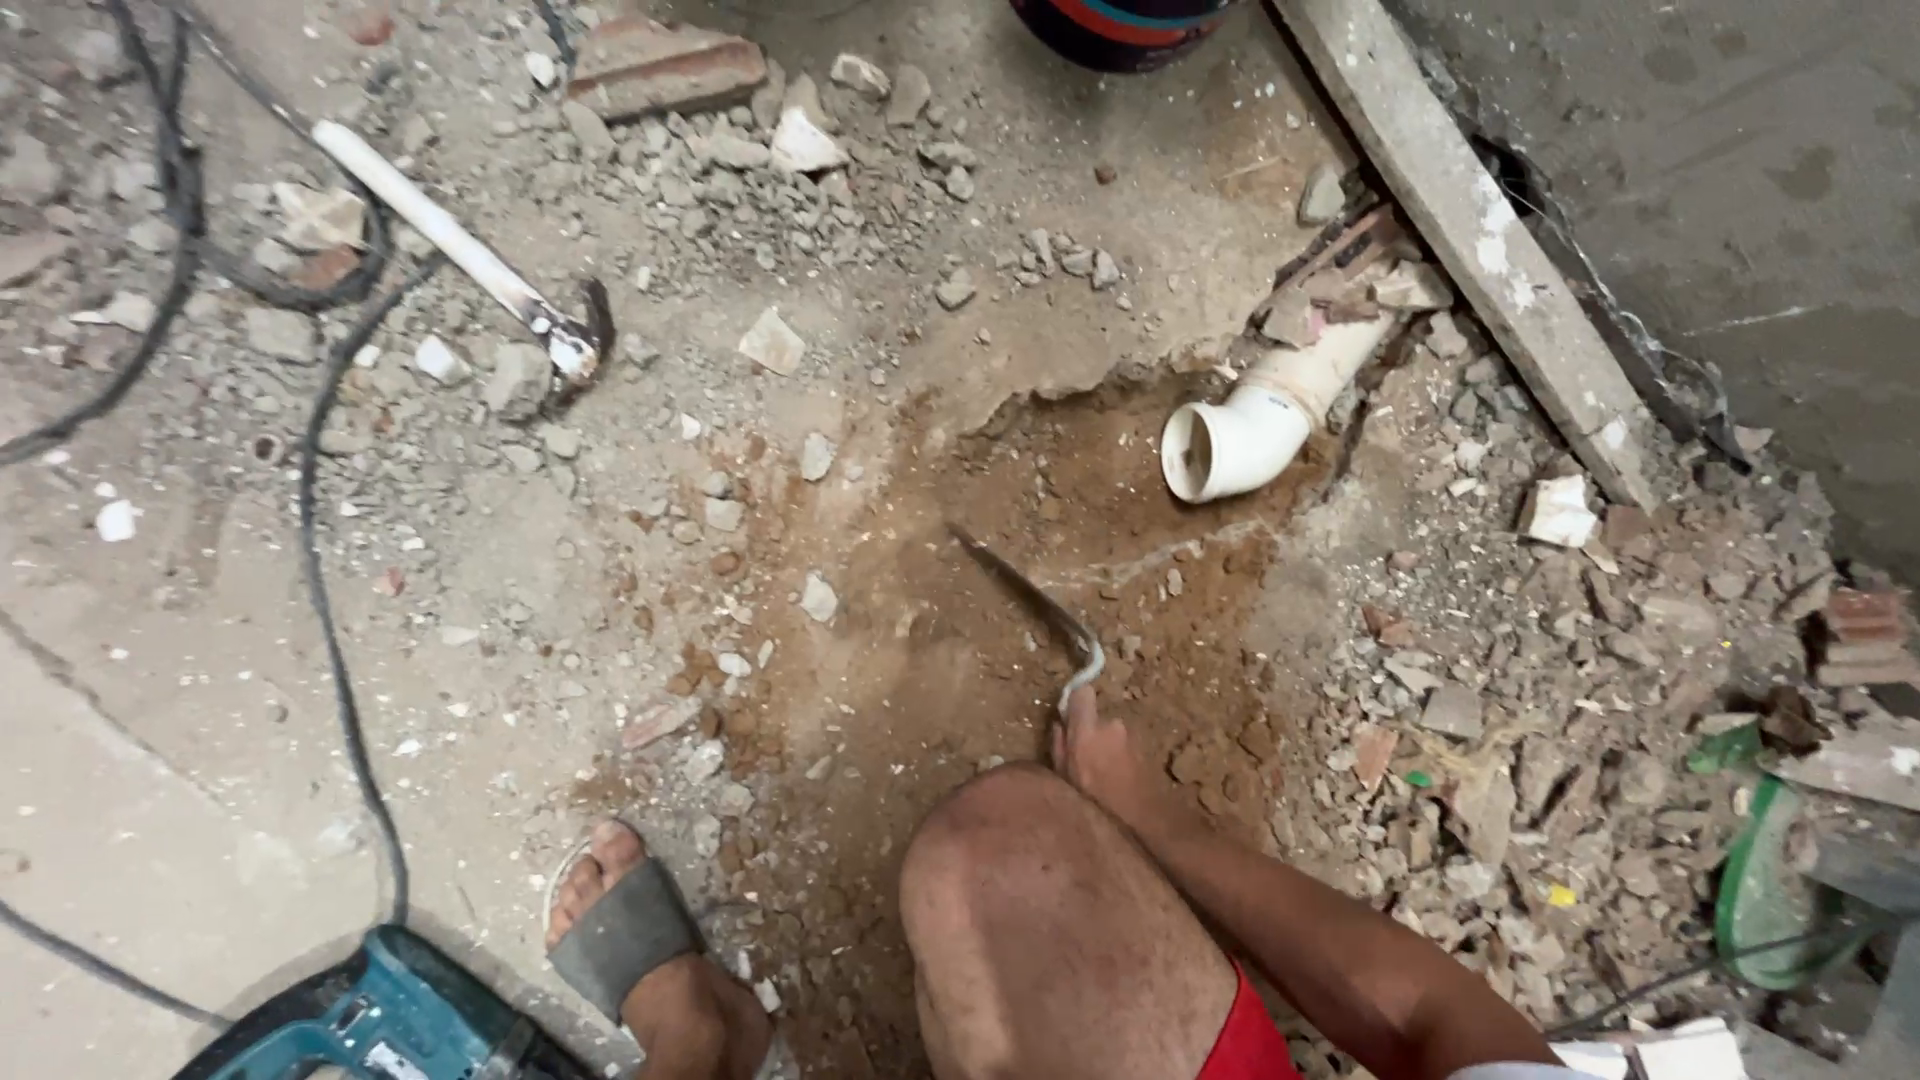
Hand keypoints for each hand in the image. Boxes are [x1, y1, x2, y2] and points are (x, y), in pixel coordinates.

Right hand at [1051, 686, 1179, 838]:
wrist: (1139, 820)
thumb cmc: (1094, 801)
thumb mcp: (1064, 776)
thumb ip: (1059, 744)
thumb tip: (1058, 724)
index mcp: (1087, 731)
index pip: (1082, 693)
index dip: (1076, 701)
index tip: (1070, 715)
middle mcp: (1112, 726)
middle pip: (1098, 717)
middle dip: (1092, 730)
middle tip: (1087, 756)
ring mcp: (1132, 736)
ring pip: (1113, 732)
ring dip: (1108, 744)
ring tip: (1104, 771)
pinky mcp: (1145, 746)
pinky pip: (1125, 744)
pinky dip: (1120, 754)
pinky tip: (1118, 776)